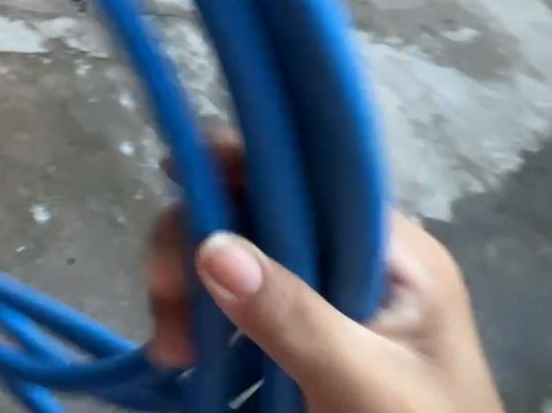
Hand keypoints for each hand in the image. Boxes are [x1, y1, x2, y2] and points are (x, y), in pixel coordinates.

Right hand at [146, 140, 502, 412]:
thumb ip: (294, 318)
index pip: (302, 175)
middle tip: (161, 294)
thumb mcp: (363, 386)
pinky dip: (190, 315)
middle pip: (245, 211)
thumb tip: (211, 246)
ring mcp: (316, 288)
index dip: (234, 165)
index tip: (174, 178)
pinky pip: (220, 293)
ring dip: (183, 290)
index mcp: (390, 250)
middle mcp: (349, 253)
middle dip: (192, 246)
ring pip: (222, 251)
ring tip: (170, 348)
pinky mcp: (286, 322)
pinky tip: (177, 349)